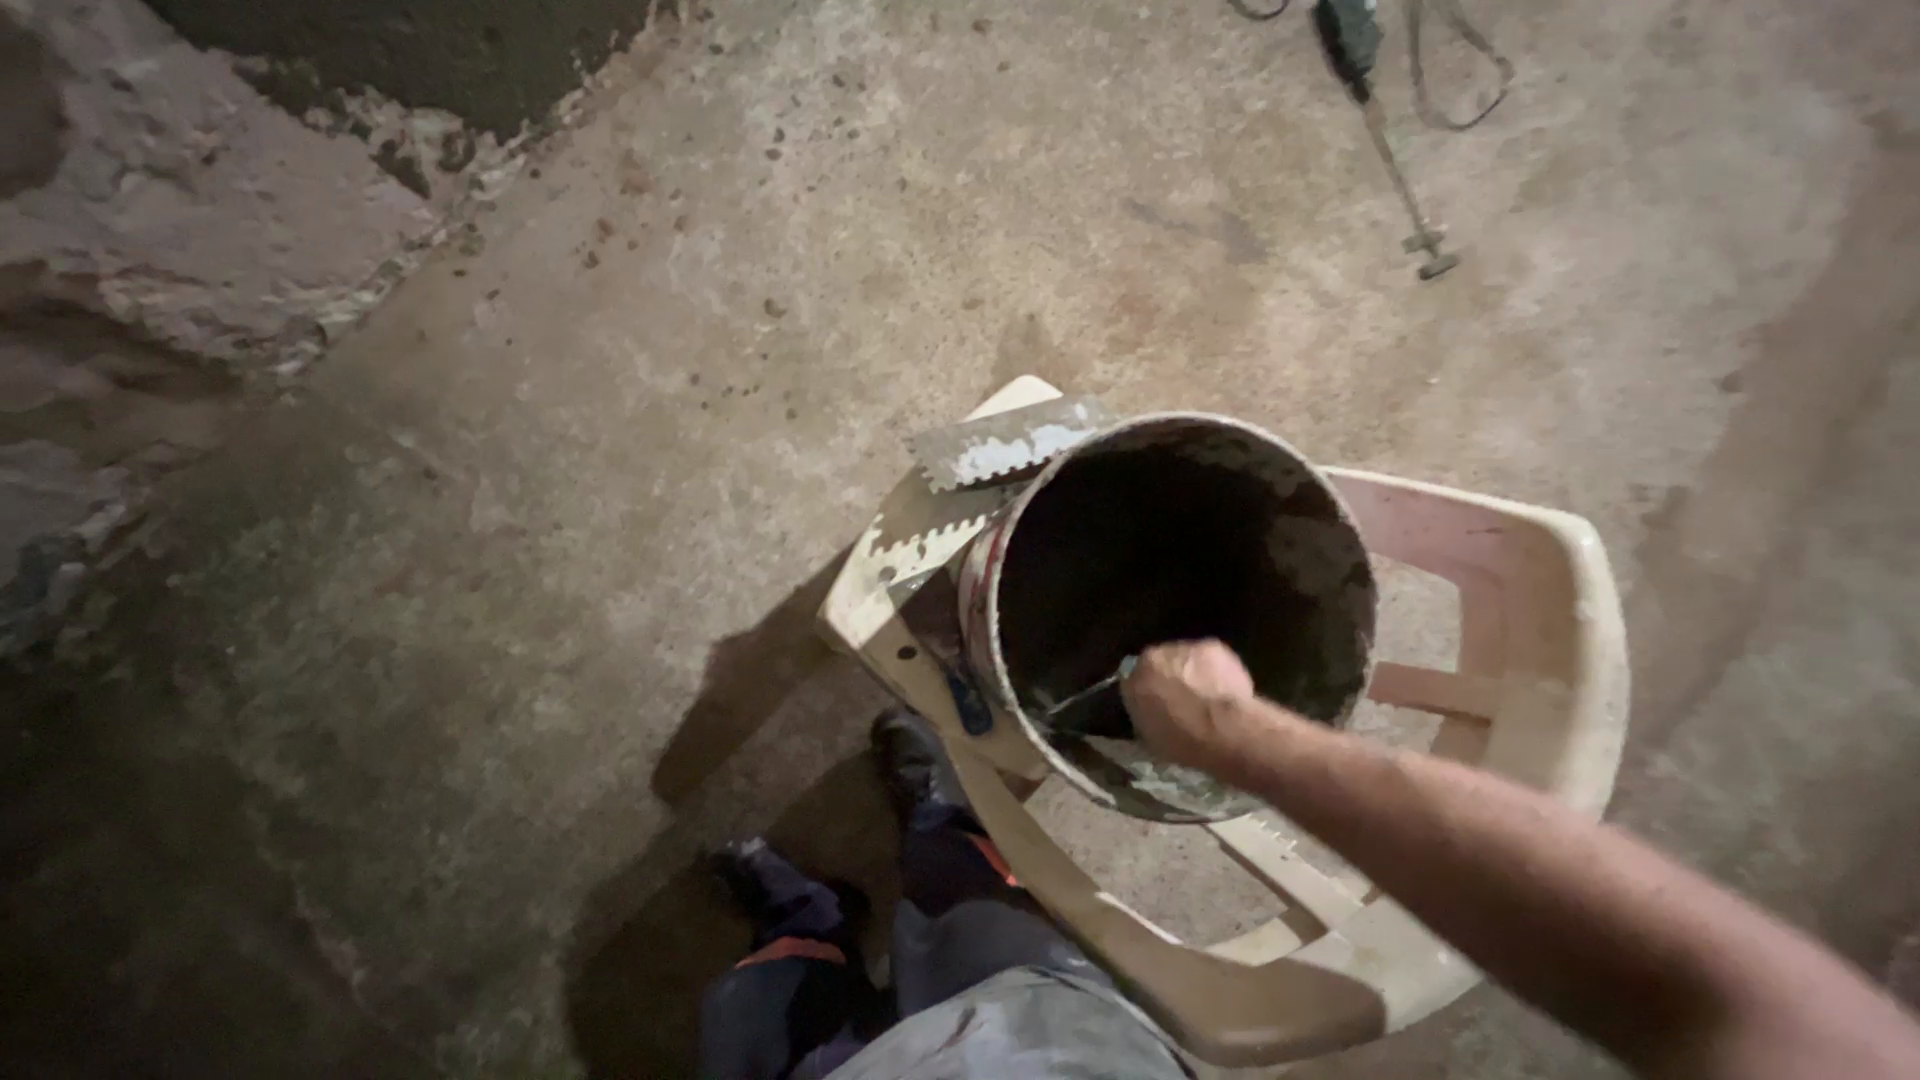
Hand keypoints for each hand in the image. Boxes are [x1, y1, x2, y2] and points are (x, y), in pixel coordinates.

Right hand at [1121, 639, 1258, 769]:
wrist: (1228, 733)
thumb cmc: (1186, 745)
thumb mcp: (1150, 741)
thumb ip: (1143, 717)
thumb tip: (1146, 712)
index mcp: (1132, 683)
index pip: (1132, 682)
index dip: (1145, 694)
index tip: (1156, 706)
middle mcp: (1151, 658)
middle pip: (1156, 664)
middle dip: (1165, 677)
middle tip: (1180, 700)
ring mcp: (1182, 648)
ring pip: (1182, 657)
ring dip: (1189, 671)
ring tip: (1204, 693)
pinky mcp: (1212, 646)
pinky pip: (1207, 656)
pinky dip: (1212, 668)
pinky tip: (1222, 686)